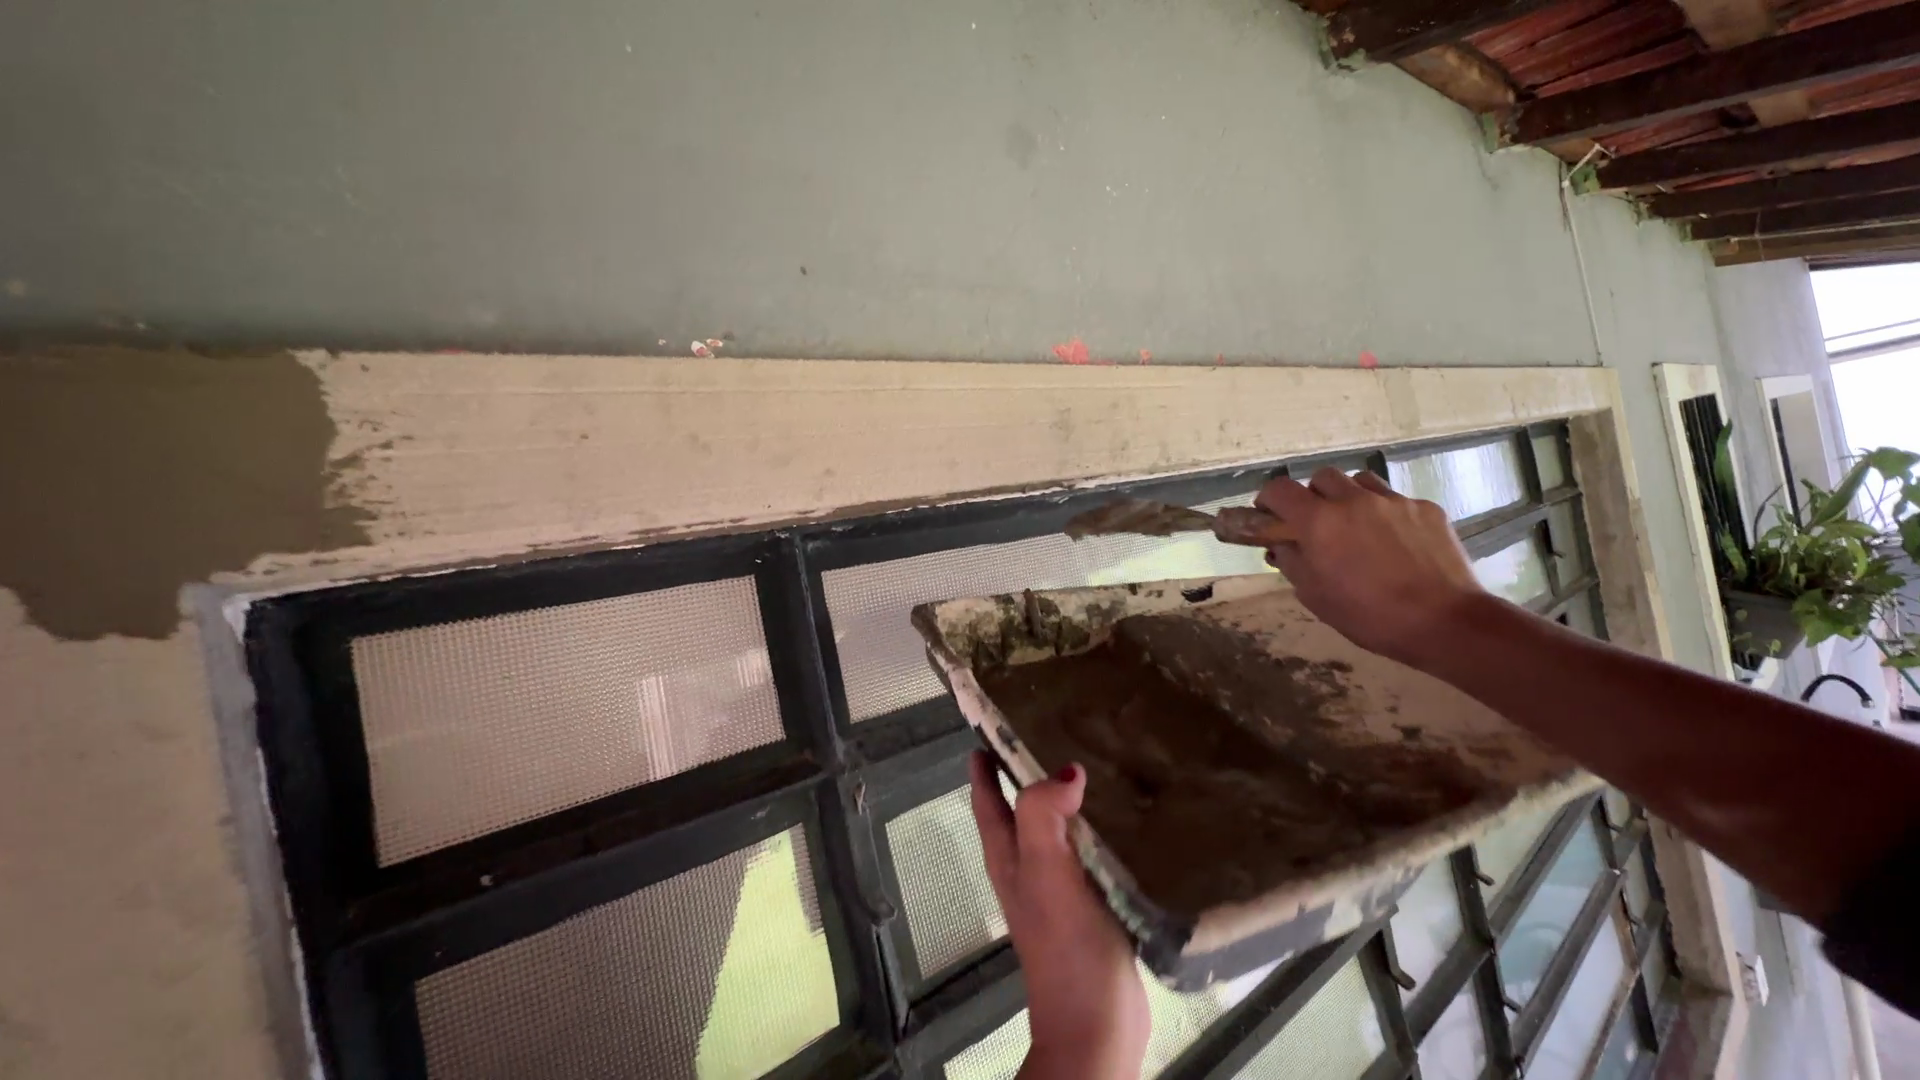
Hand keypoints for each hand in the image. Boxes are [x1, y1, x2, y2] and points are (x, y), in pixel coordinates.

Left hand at [970, 752, 1148, 1079]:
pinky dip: (1093, 826)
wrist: (1095, 1022)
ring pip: (1052, 827)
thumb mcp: (1044, 870)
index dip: (984, 762)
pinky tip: (1120, 817)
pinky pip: (1085, 850)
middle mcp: (1025, 866)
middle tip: (1052, 728)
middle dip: (1025, 770)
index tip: (994, 723)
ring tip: (1091, 761)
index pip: (986, 796)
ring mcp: (1056, 886)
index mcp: (1007, 855)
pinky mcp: (1088, 902)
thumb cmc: (1063, 943)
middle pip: (1017, 807)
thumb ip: (1042, 815)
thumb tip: (1065, 770)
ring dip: (1062, 797)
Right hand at [1255, 468, 1485, 666]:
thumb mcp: (1315, 597)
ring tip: (1355, 526)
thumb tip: (1282, 546)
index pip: (1280, 489)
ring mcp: (1394, 501)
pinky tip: (1393, 542)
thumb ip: (1292, 563)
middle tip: (1316, 524)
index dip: (1269, 500)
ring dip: (1348, 497)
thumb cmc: (1369, 616)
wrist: (1445, 622)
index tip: (1270, 516)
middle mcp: (1354, 501)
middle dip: (1312, 496)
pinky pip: (1395, 500)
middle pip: (1321, 478)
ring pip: (1359, 482)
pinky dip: (1384, 513)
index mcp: (1319, 522)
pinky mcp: (1426, 509)